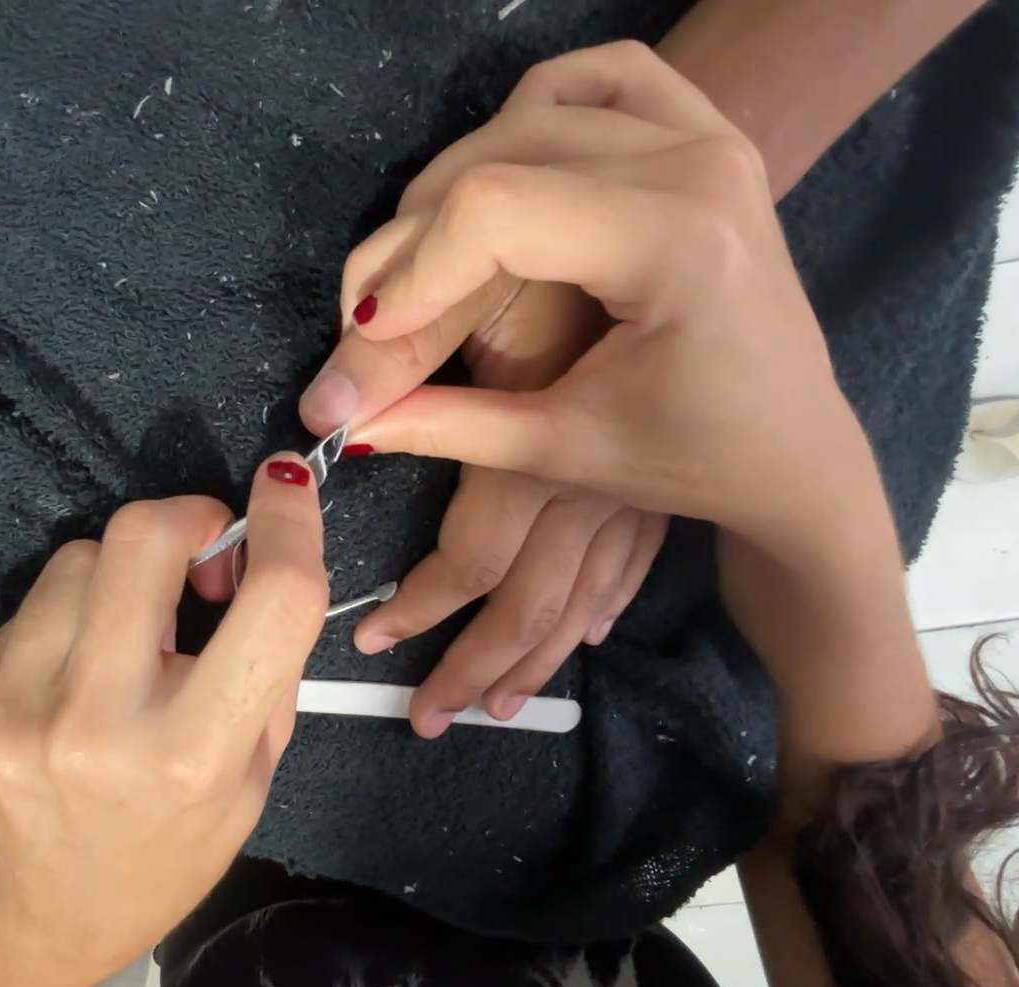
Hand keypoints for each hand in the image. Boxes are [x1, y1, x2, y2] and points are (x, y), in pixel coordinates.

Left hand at [0, 456, 328, 986]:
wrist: (59, 912)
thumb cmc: (181, 840)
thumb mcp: (258, 768)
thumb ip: (266, 658)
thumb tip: (250, 549)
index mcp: (195, 753)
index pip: (270, 601)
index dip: (288, 523)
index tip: (286, 482)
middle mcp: (97, 723)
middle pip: (144, 537)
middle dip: (188, 519)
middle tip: (203, 560)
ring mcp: (16, 708)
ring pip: (83, 555)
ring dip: (125, 574)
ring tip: (134, 634)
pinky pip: (38, 600)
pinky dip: (75, 612)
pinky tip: (78, 669)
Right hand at [335, 43, 870, 557]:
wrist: (792, 450)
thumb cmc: (690, 461)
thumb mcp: (559, 451)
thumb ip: (444, 426)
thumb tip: (336, 419)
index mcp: (674, 245)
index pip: (495, 212)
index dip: (408, 271)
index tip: (364, 337)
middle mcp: (696, 163)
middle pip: (499, 156)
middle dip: (414, 240)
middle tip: (379, 319)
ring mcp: (707, 135)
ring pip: (533, 114)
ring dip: (457, 184)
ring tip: (430, 262)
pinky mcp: (703, 135)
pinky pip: (599, 81)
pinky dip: (534, 115)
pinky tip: (507, 172)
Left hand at [353, 286, 667, 735]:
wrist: (694, 237)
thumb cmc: (574, 259)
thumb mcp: (479, 302)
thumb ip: (396, 363)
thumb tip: (324, 414)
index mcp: (538, 459)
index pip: (470, 561)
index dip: (417, 606)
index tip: (369, 638)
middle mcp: (588, 493)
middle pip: (529, 609)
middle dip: (474, 669)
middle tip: (430, 717)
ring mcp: (633, 493)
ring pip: (579, 603)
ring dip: (535, 660)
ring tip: (496, 706)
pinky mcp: (660, 480)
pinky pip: (631, 569)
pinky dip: (602, 608)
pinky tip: (591, 637)